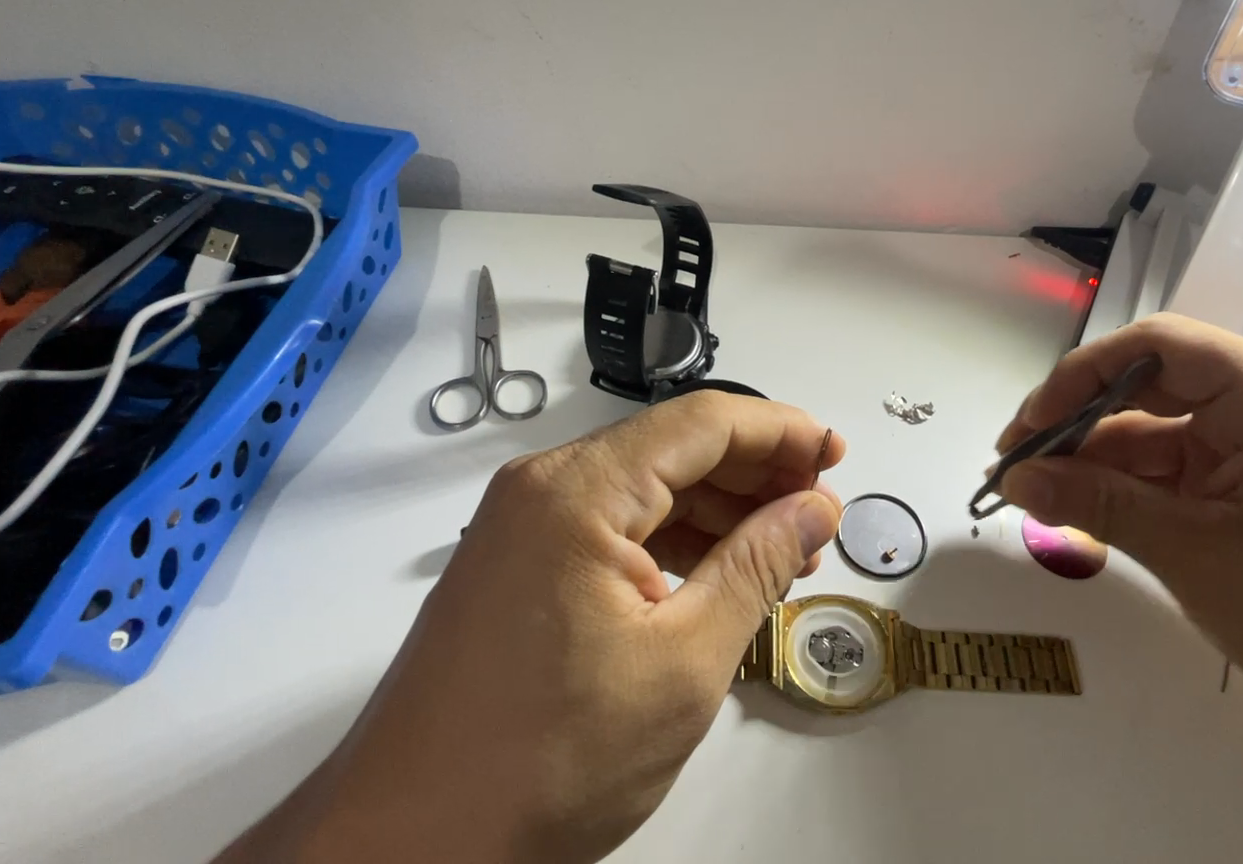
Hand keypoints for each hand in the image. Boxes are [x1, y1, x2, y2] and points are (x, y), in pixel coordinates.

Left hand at [225, 392, 845, 863]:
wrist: (407, 846)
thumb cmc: (545, 762)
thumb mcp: (683, 663)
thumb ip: (757, 567)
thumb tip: (812, 508)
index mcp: (578, 491)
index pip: (702, 423)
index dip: (780, 431)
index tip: (835, 454)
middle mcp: (543, 488)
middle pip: (673, 447)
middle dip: (755, 470)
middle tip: (818, 507)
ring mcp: (525, 525)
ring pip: (646, 488)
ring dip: (719, 508)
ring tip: (784, 547)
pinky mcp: (520, 564)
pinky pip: (615, 526)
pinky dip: (674, 540)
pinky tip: (721, 571)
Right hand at [995, 313, 1242, 735]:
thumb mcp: (1201, 559)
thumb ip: (1102, 507)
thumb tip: (1015, 479)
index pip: (1162, 347)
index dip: (1081, 376)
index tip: (1028, 428)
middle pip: (1156, 383)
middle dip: (1081, 422)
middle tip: (1017, 465)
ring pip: (1164, 426)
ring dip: (1102, 459)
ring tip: (1038, 493)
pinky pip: (1186, 460)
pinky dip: (1137, 483)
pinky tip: (1088, 506)